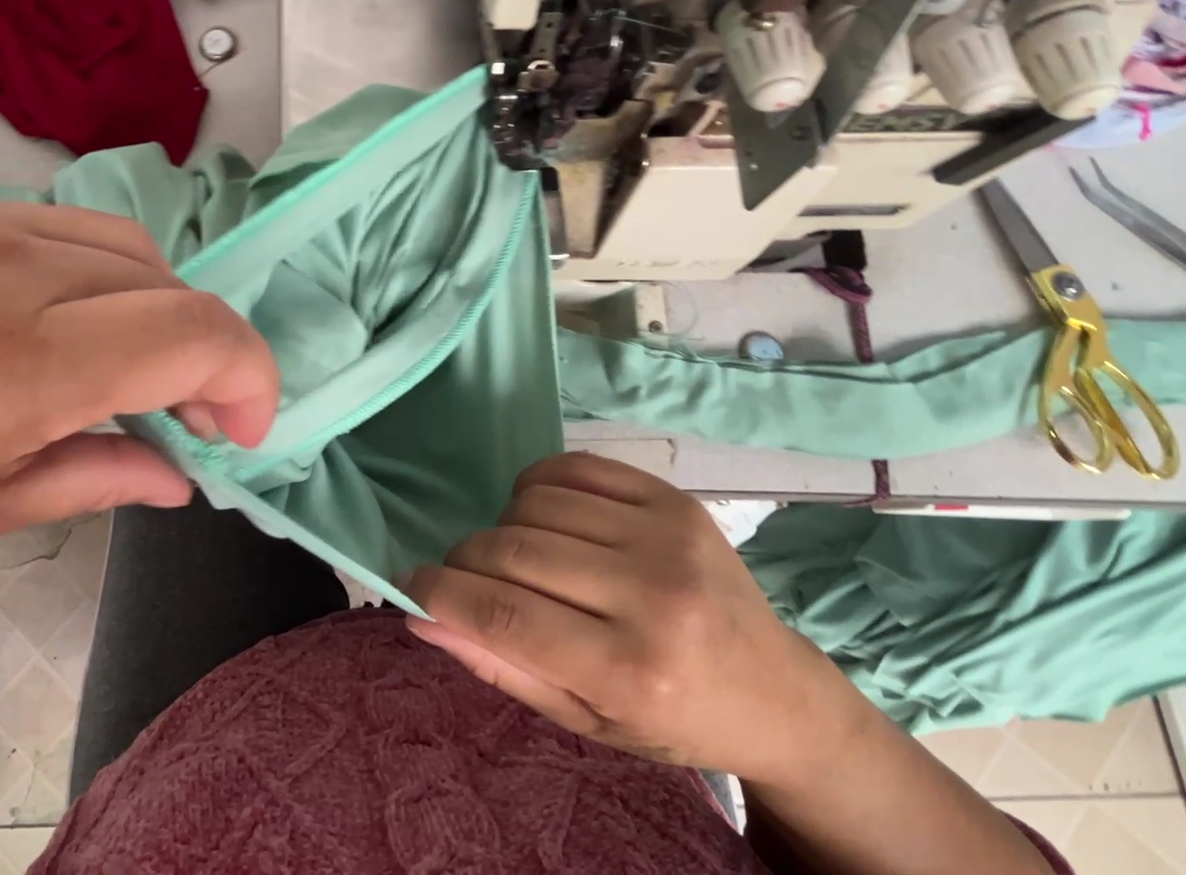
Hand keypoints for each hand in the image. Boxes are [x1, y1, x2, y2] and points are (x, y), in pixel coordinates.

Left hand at [0, 202, 278, 610]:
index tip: (241, 434)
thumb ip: (96, 478)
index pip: (198, 333)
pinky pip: (59, 225)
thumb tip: (178, 475)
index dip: (249, 380)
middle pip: (172, 285)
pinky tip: (60, 322)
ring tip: (126, 371)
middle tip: (187, 420)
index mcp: (26, 362)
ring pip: (124, 246)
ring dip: (155, 310)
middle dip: (207, 355)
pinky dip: (98, 274)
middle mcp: (13, 269)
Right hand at [404, 453, 864, 786]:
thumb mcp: (580, 718)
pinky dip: (535, 487)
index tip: (410, 587)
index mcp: (630, 669)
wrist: (775, 693)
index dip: (439, 594)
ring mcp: (668, 537)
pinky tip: (542, 518)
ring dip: (501, 528)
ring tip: (517, 557)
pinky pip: (571, 466)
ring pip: (532, 504)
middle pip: (510, 552)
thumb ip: (496, 665)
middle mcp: (652, 596)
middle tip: (462, 578)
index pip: (503, 615)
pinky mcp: (675, 500)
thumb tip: (419, 616)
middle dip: (462, 562)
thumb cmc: (670, 719)